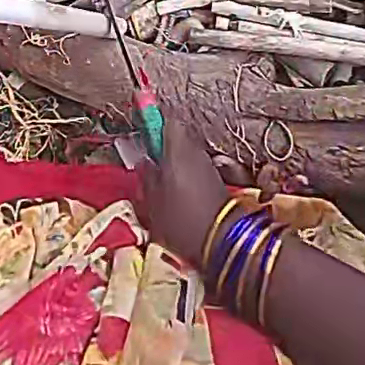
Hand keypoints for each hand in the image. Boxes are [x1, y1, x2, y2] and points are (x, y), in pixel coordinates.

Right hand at [138, 108, 231, 263]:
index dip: (155, 122)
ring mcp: (208, 166)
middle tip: (149, 162)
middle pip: (178, 137)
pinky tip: (177, 196)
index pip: (168, 121)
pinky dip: (185, 176)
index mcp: (178, 149)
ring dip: (175, 163)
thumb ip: (146, 176)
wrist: (222, 242)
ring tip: (161, 184)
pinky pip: (195, 169)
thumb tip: (143, 161)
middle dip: (163, 146)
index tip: (144, 130)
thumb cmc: (181, 218)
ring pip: (186, 154)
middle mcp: (195, 151)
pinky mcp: (216, 182)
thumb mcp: (153, 201)